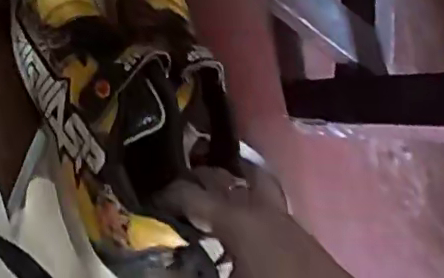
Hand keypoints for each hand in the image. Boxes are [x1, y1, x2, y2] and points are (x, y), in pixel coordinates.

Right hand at [159, 166, 352, 277]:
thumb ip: (196, 274)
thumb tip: (164, 267)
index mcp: (234, 218)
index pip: (187, 194)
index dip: (164, 196)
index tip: (147, 203)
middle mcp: (253, 204)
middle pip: (215, 177)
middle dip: (191, 180)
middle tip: (171, 194)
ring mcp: (279, 213)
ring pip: (245, 177)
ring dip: (224, 179)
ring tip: (205, 187)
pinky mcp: (296, 229)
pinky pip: (263, 195)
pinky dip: (246, 194)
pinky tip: (239, 215)